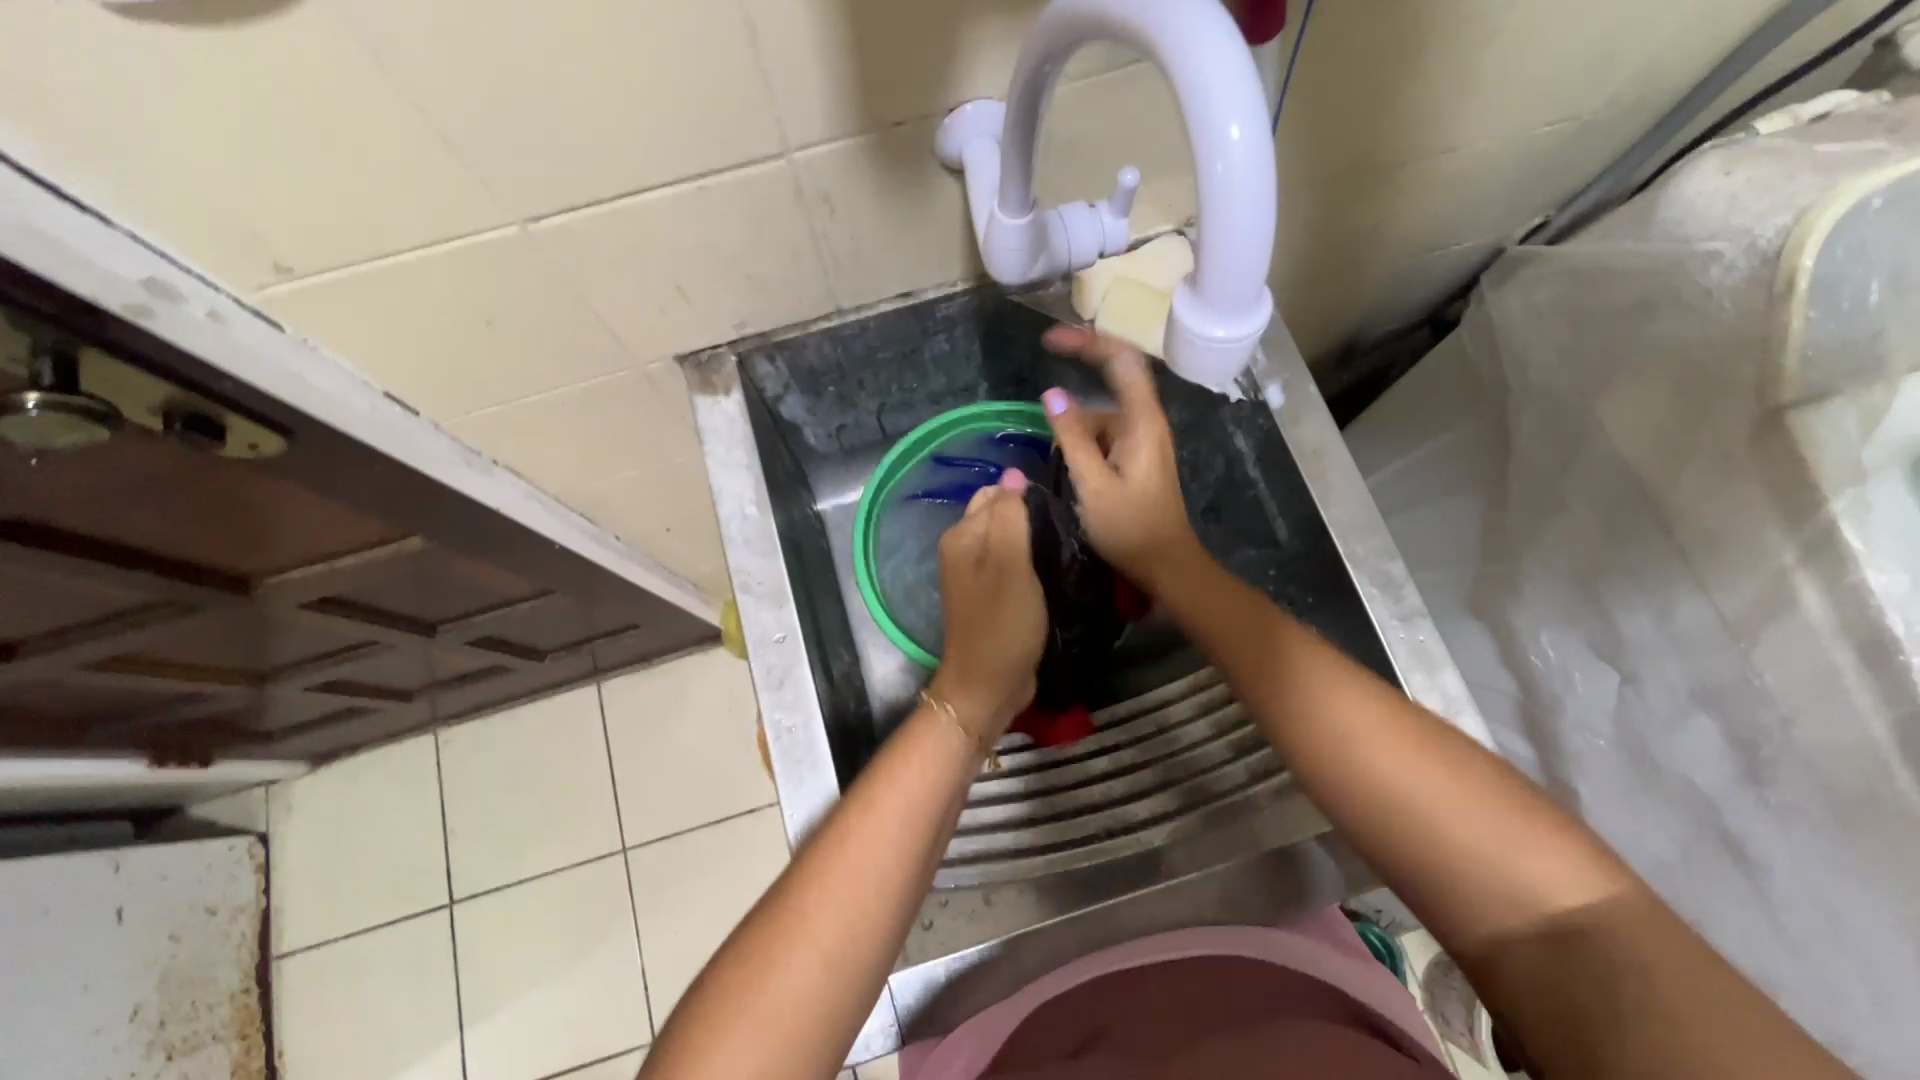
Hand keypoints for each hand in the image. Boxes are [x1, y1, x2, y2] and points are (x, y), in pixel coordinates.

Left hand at [929, 470, 1045, 747]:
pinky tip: (1052, 574)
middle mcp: (962, 549)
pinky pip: (1014, 566)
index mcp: (961, 535)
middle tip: (1065, 535)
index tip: (1061, 517)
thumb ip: (1011, 516)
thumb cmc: (1002, 624)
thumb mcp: (1010, 563)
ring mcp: (976, 575)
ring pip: (1011, 541)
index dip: (1029, 498)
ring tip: (1064, 553)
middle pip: (1002, 515)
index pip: (998, 493)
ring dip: (1035, 544)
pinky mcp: (992, 597)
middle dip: (1031, 518)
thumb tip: (1014, 472)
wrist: (989, 686)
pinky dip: (1032, 566)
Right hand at [1039, 325, 1201, 588]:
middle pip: (1113, 379)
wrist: (1165, 564)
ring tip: (1056, 455)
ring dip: (1076, 421)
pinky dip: (1082, 439)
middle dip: (1079, 370)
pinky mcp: (1136, 457)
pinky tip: (1066, 463)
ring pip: (1103, 413)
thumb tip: (1052, 394)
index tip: (1050, 339)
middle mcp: (1147, 422)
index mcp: (1142, 422)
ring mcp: (1143, 439)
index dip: (1087, 341)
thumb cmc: (1130, 527)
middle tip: (1043, 369)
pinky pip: (1105, 434)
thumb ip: (1072, 437)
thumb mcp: (1093, 484)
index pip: (1121, 360)